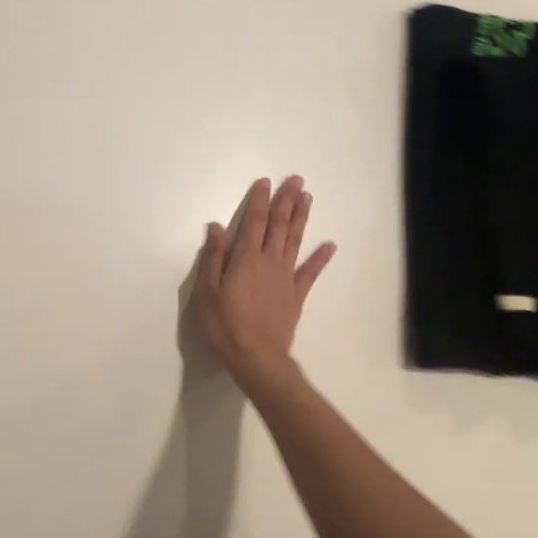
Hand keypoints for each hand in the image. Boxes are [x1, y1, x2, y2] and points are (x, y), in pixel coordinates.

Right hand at [195, 175, 336, 387]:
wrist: (256, 357)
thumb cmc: (224, 325)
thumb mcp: (206, 291)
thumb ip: (213, 257)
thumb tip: (216, 226)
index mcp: (245, 259)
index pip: (254, 222)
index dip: (260, 200)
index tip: (266, 182)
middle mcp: (269, 261)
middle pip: (279, 225)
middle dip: (286, 201)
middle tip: (296, 179)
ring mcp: (286, 278)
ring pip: (295, 241)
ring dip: (301, 218)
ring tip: (307, 197)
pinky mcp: (296, 295)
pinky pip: (310, 273)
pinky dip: (320, 258)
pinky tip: (330, 244)